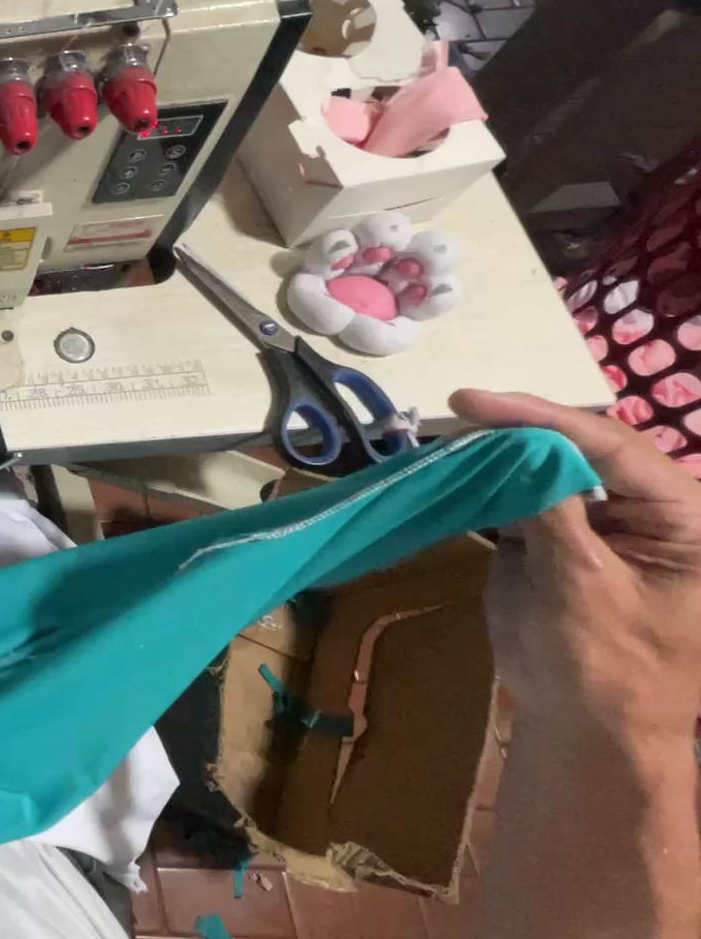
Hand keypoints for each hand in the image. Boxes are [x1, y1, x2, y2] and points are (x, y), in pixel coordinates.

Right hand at [451, 390, 700, 738]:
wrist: (593, 724)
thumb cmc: (609, 665)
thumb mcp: (581, 587)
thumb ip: (554, 515)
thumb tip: (517, 450)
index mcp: (687, 520)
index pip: (613, 448)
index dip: (541, 417)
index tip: (470, 400)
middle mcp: (650, 513)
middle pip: (583, 448)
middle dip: (520, 427)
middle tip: (458, 409)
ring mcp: (600, 526)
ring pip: (547, 468)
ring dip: (496, 452)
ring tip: (447, 437)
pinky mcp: (556, 541)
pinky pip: (520, 497)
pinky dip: (482, 482)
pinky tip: (450, 470)